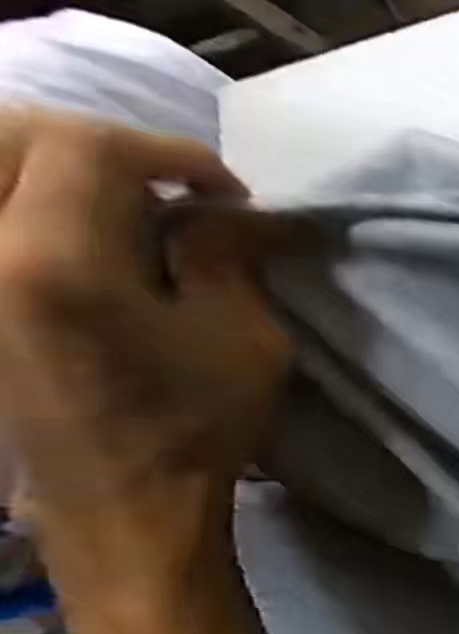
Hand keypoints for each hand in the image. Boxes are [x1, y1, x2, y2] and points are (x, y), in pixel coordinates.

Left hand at [0, 109, 289, 535]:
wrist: (122, 488)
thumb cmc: (200, 420)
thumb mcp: (245, 340)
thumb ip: (225, 259)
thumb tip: (232, 209)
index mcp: (55, 259)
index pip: (88, 148)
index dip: (168, 152)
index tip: (227, 188)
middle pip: (9, 131)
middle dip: (100, 145)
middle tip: (171, 184)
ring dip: (50, 160)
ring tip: (122, 198)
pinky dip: (19, 191)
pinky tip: (74, 223)